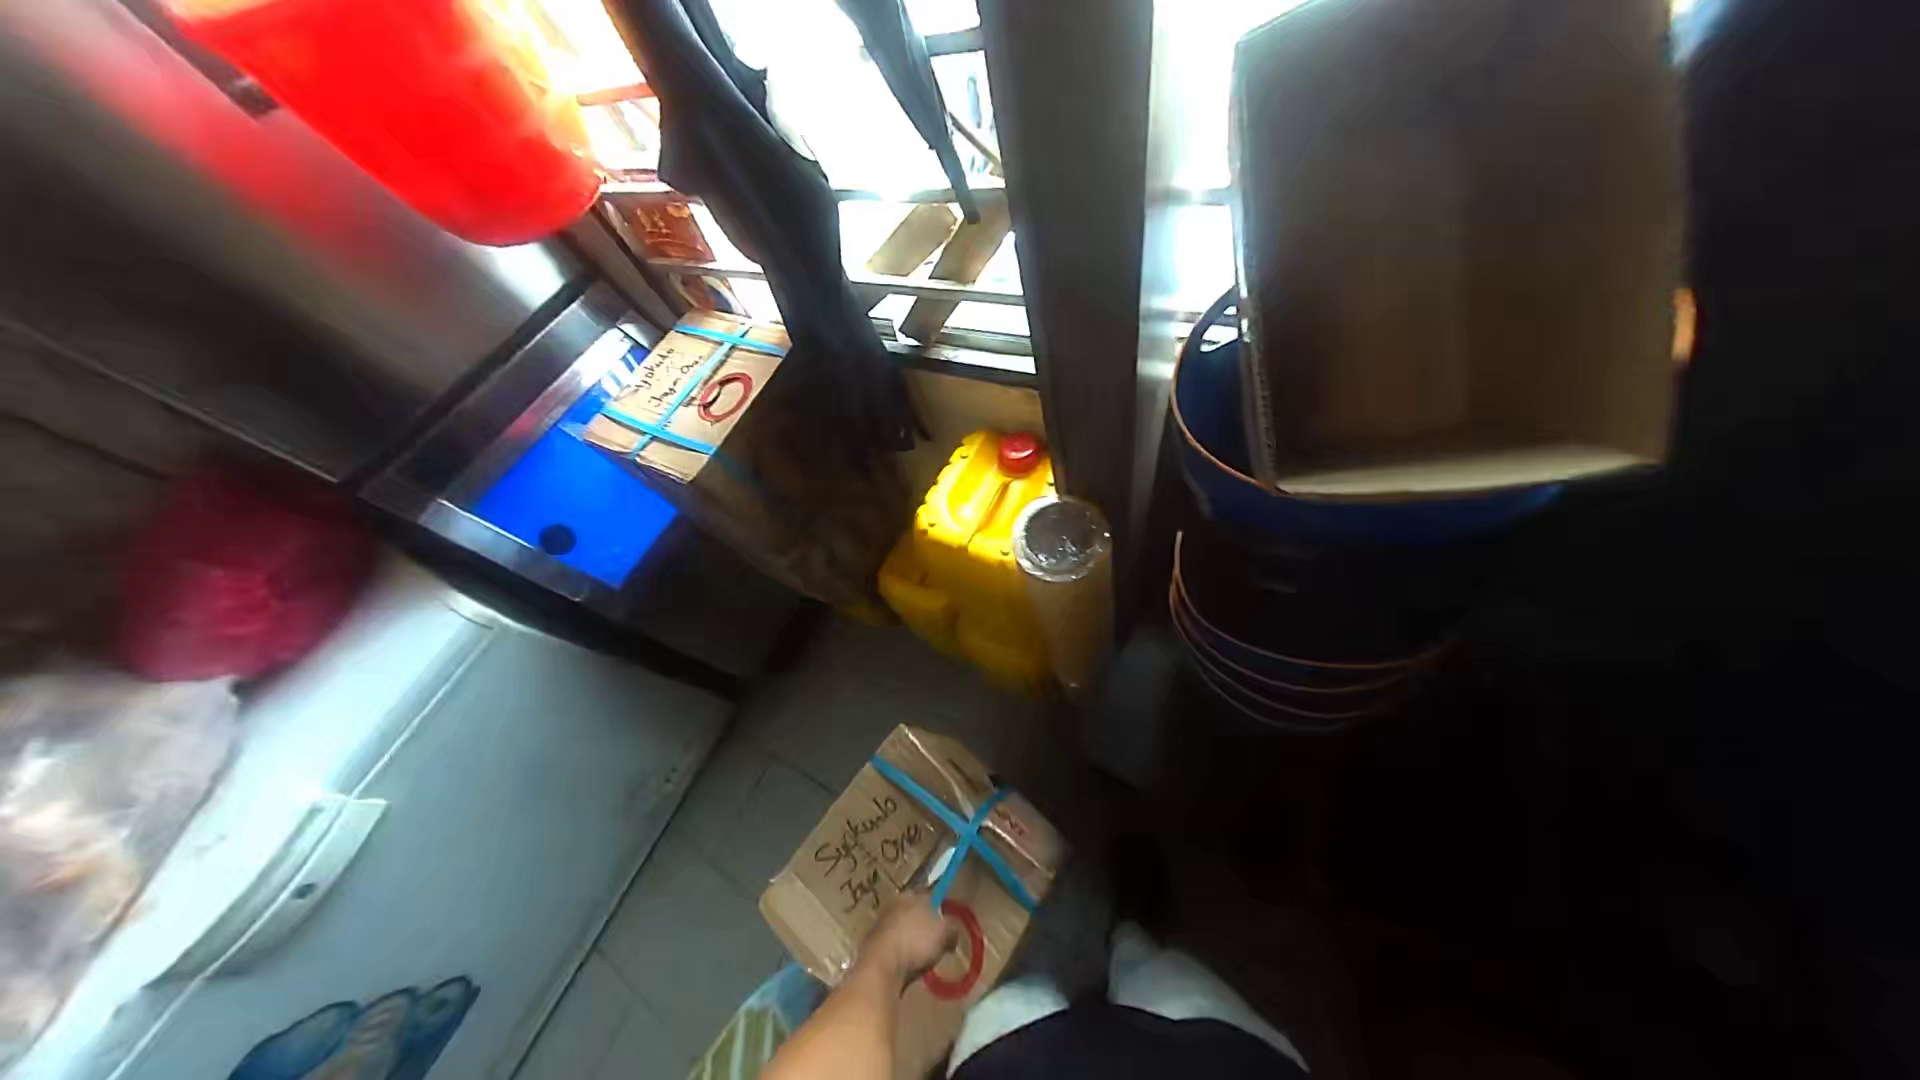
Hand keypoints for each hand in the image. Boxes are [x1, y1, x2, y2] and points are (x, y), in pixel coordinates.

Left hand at [857, 892, 955, 988]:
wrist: (880, 968)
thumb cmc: (915, 942)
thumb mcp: (944, 933)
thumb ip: (951, 929)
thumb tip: (952, 934)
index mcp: (909, 894)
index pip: (928, 895)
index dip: (940, 909)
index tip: (947, 925)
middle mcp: (892, 905)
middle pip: (914, 913)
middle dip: (924, 927)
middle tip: (936, 944)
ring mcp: (879, 926)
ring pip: (902, 931)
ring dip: (911, 943)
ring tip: (922, 960)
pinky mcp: (871, 947)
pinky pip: (892, 948)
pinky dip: (900, 956)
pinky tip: (906, 968)